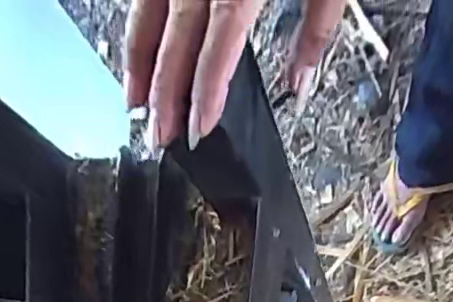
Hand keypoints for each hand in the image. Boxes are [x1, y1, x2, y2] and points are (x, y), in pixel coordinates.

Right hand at [125, 0, 344, 149]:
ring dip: (138, 63)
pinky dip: (139, 22)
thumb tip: (301, 81)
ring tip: (134, 103)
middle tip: (158, 138)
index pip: (218, 45)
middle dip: (163, 95)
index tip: (197, 130)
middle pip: (174, 38)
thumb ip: (318, 23)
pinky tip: (138, 46)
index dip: (205, 93)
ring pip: (146, 12)